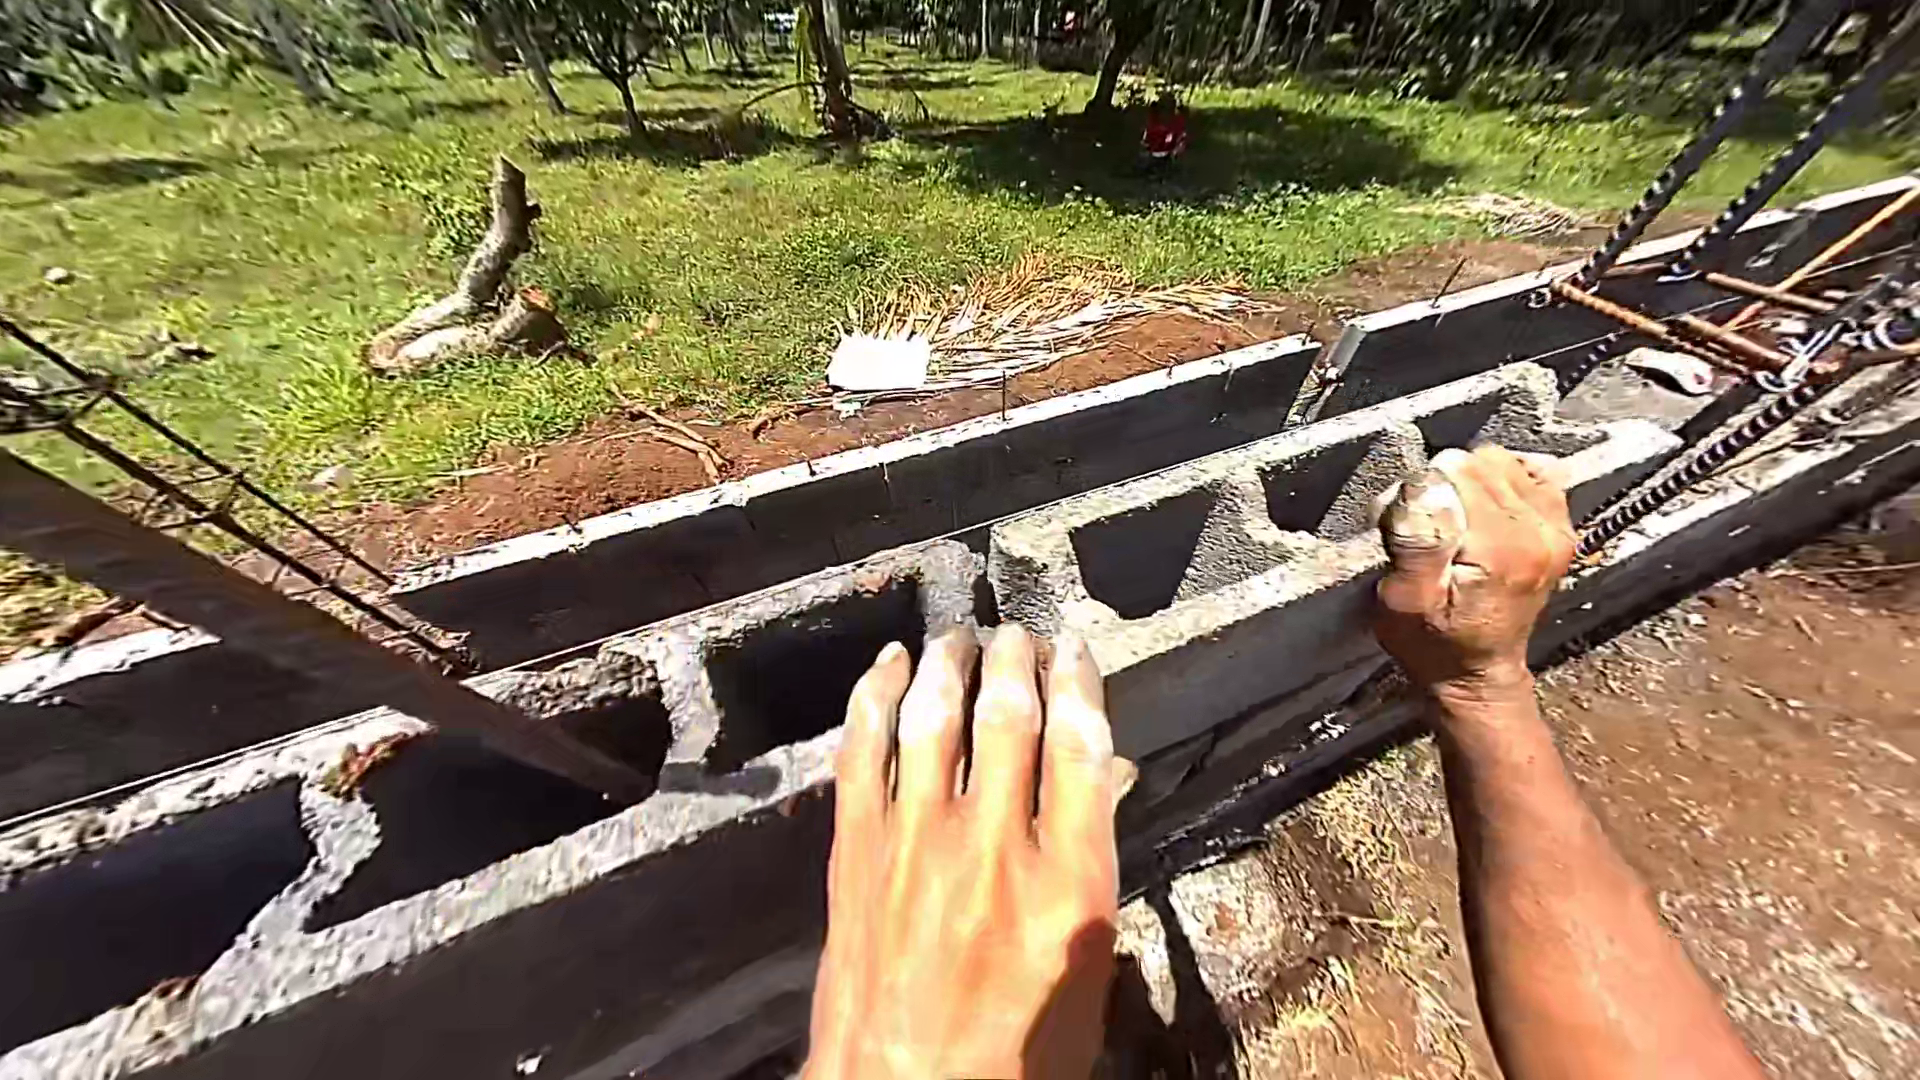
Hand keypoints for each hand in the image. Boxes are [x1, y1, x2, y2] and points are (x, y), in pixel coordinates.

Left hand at [804, 626, 1124, 1079]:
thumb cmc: (1017, 1048)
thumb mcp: (1087, 962)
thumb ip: (1095, 854)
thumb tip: (1106, 770)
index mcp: (1065, 883)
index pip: (1081, 746)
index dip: (1078, 682)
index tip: (1071, 647)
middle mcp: (991, 847)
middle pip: (1008, 716)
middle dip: (1016, 659)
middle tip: (1018, 635)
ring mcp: (914, 840)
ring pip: (934, 716)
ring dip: (949, 661)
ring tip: (961, 634)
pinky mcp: (857, 845)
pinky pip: (863, 747)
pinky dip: (875, 694)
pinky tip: (890, 660)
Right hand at [1373, 445, 1575, 702]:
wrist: (1475, 671)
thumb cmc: (1430, 640)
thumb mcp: (1404, 601)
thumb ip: (1416, 543)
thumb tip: (1423, 487)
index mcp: (1503, 547)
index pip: (1454, 473)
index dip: (1418, 489)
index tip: (1403, 522)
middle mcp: (1542, 531)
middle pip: (1480, 464)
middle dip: (1441, 482)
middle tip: (1421, 523)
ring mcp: (1557, 529)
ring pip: (1503, 464)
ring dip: (1466, 480)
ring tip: (1447, 516)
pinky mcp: (1558, 529)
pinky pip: (1531, 474)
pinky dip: (1499, 480)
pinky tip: (1477, 506)